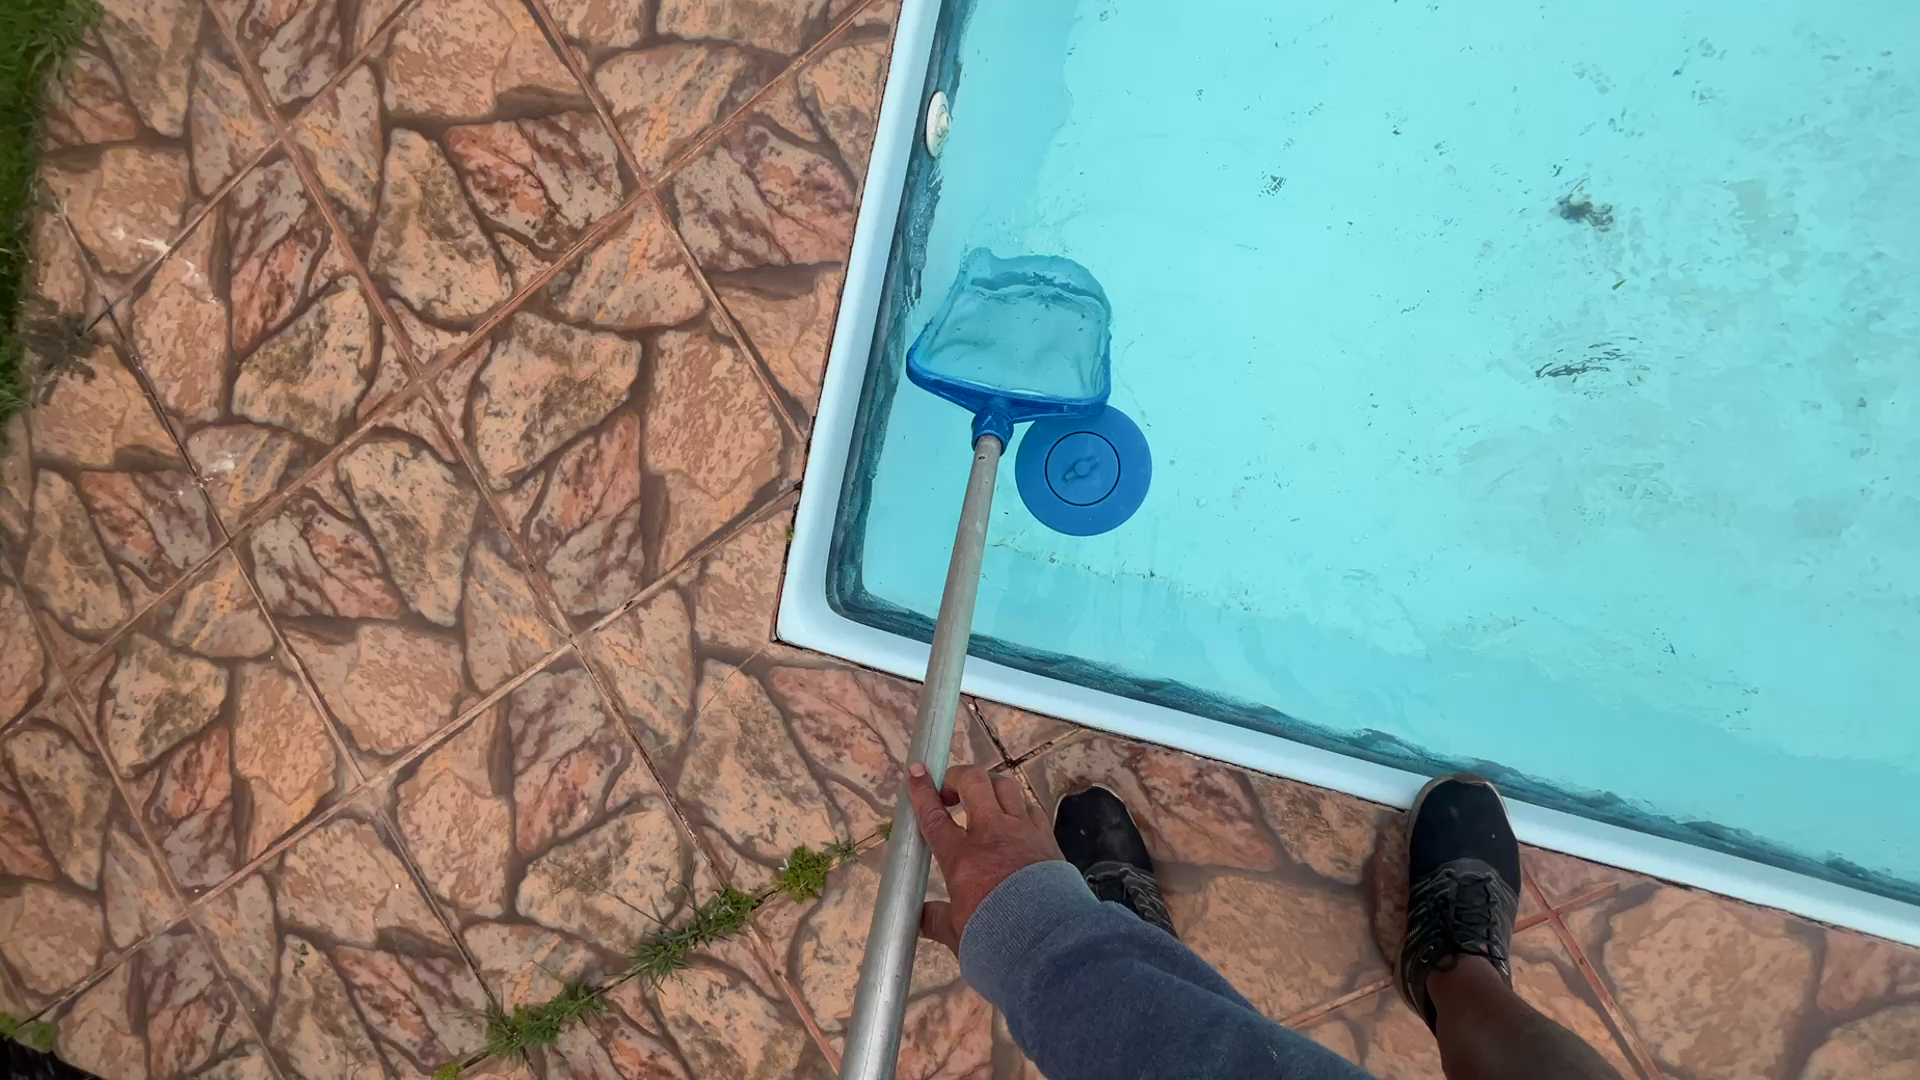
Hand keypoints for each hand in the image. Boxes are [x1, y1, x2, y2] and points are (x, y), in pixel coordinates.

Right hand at [908, 762, 1064, 955]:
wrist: (1050, 946)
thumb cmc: (998, 941)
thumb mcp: (958, 934)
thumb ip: (937, 920)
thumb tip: (920, 918)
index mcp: (962, 858)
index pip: (935, 816)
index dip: (923, 791)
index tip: (916, 771)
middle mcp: (991, 834)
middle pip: (974, 782)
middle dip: (958, 777)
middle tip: (950, 791)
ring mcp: (1022, 831)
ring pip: (1005, 785)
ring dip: (990, 786)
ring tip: (983, 801)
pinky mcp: (1047, 837)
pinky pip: (1031, 806)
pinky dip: (1019, 806)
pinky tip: (1015, 819)